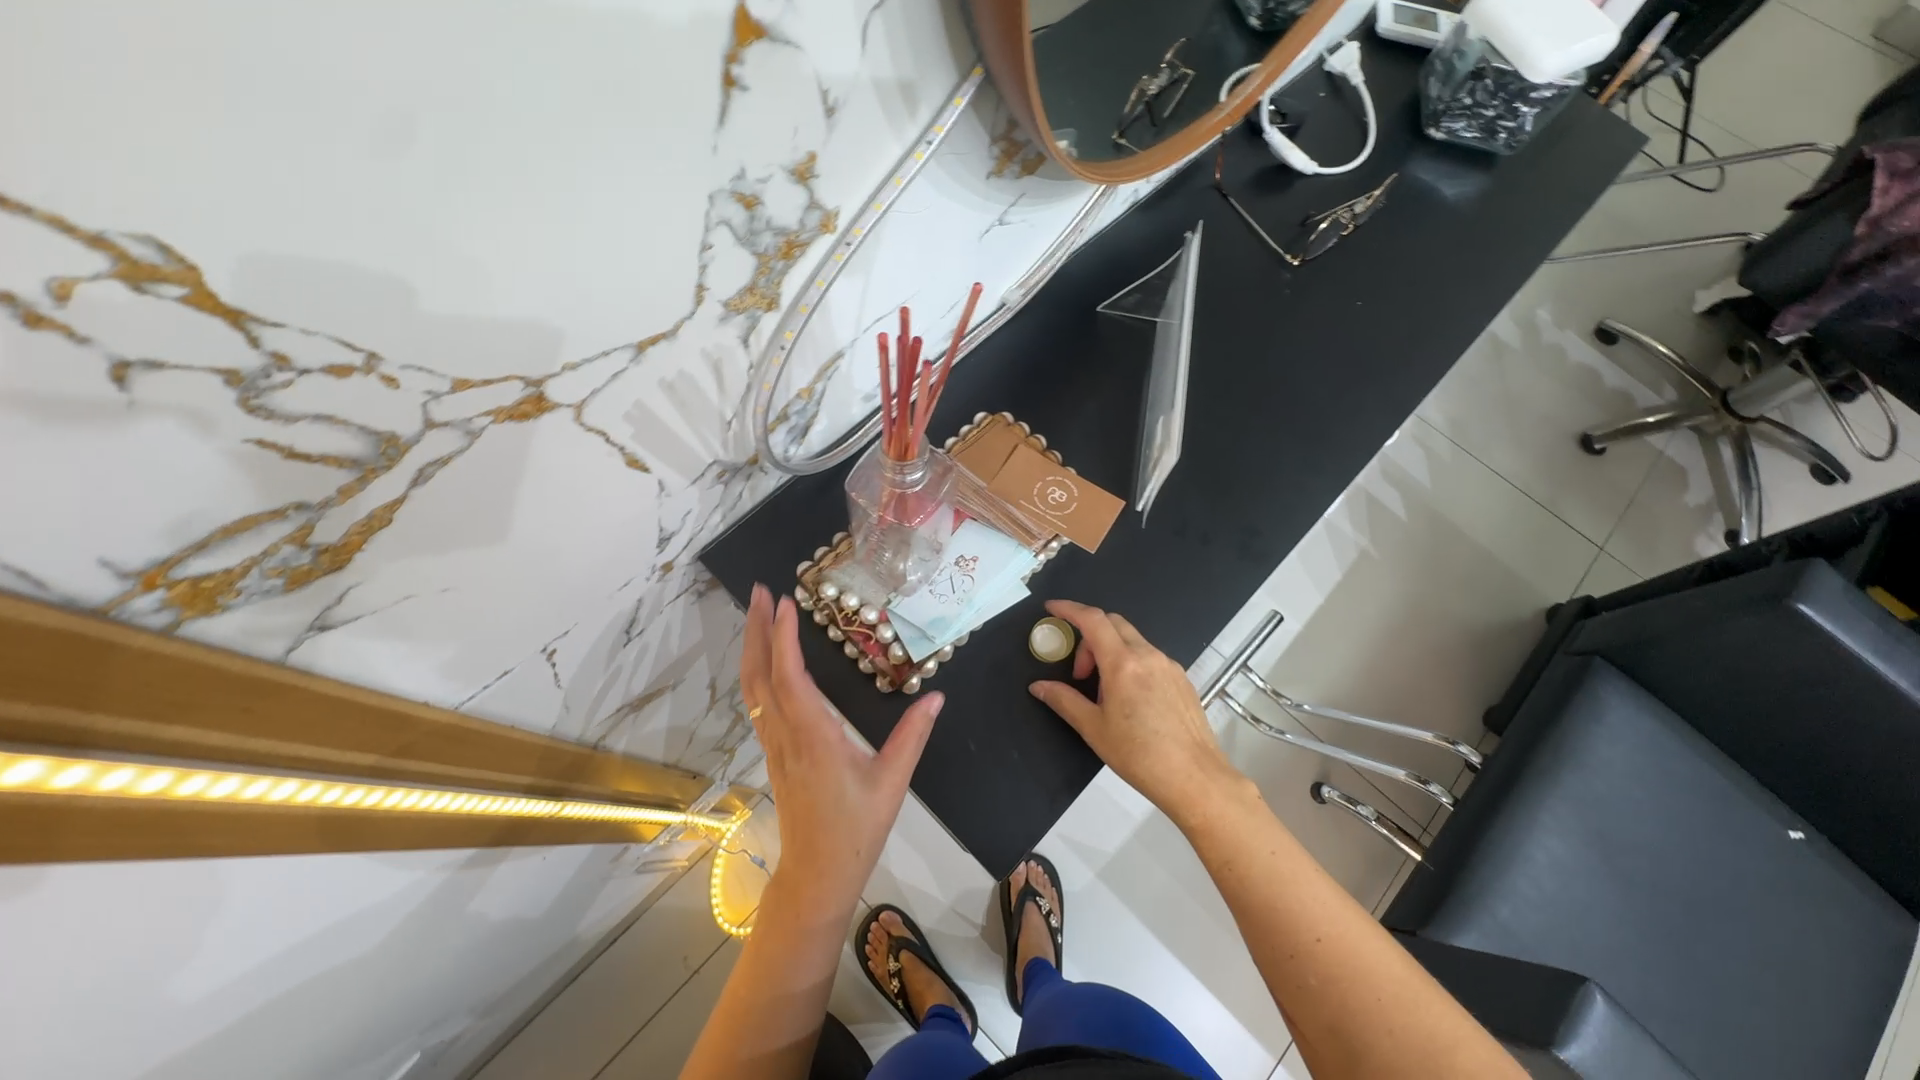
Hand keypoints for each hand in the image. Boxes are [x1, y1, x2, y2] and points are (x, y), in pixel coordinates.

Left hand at [740, 584, 942, 920]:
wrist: (817, 872)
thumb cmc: (856, 828)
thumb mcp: (892, 782)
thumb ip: (912, 736)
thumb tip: (935, 697)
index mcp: (813, 736)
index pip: (790, 676)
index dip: (783, 636)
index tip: (785, 601)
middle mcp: (785, 734)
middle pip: (758, 673)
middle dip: (755, 629)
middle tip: (759, 590)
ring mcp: (774, 744)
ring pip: (752, 687)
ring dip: (751, 646)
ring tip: (758, 612)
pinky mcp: (774, 753)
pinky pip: (757, 703)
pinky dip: (757, 670)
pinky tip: (766, 660)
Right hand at [1028, 599, 1240, 822]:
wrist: (1194, 777)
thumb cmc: (1139, 755)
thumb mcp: (1094, 729)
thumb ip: (1065, 701)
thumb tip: (1039, 686)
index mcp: (1123, 664)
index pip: (1093, 620)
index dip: (1070, 609)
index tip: (1052, 609)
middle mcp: (1148, 656)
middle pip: (1114, 624)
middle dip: (1089, 637)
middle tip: (1079, 673)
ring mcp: (1169, 666)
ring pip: (1133, 641)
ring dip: (1111, 652)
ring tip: (1104, 693)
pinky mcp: (1182, 679)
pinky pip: (1150, 657)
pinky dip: (1131, 663)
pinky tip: (1130, 700)